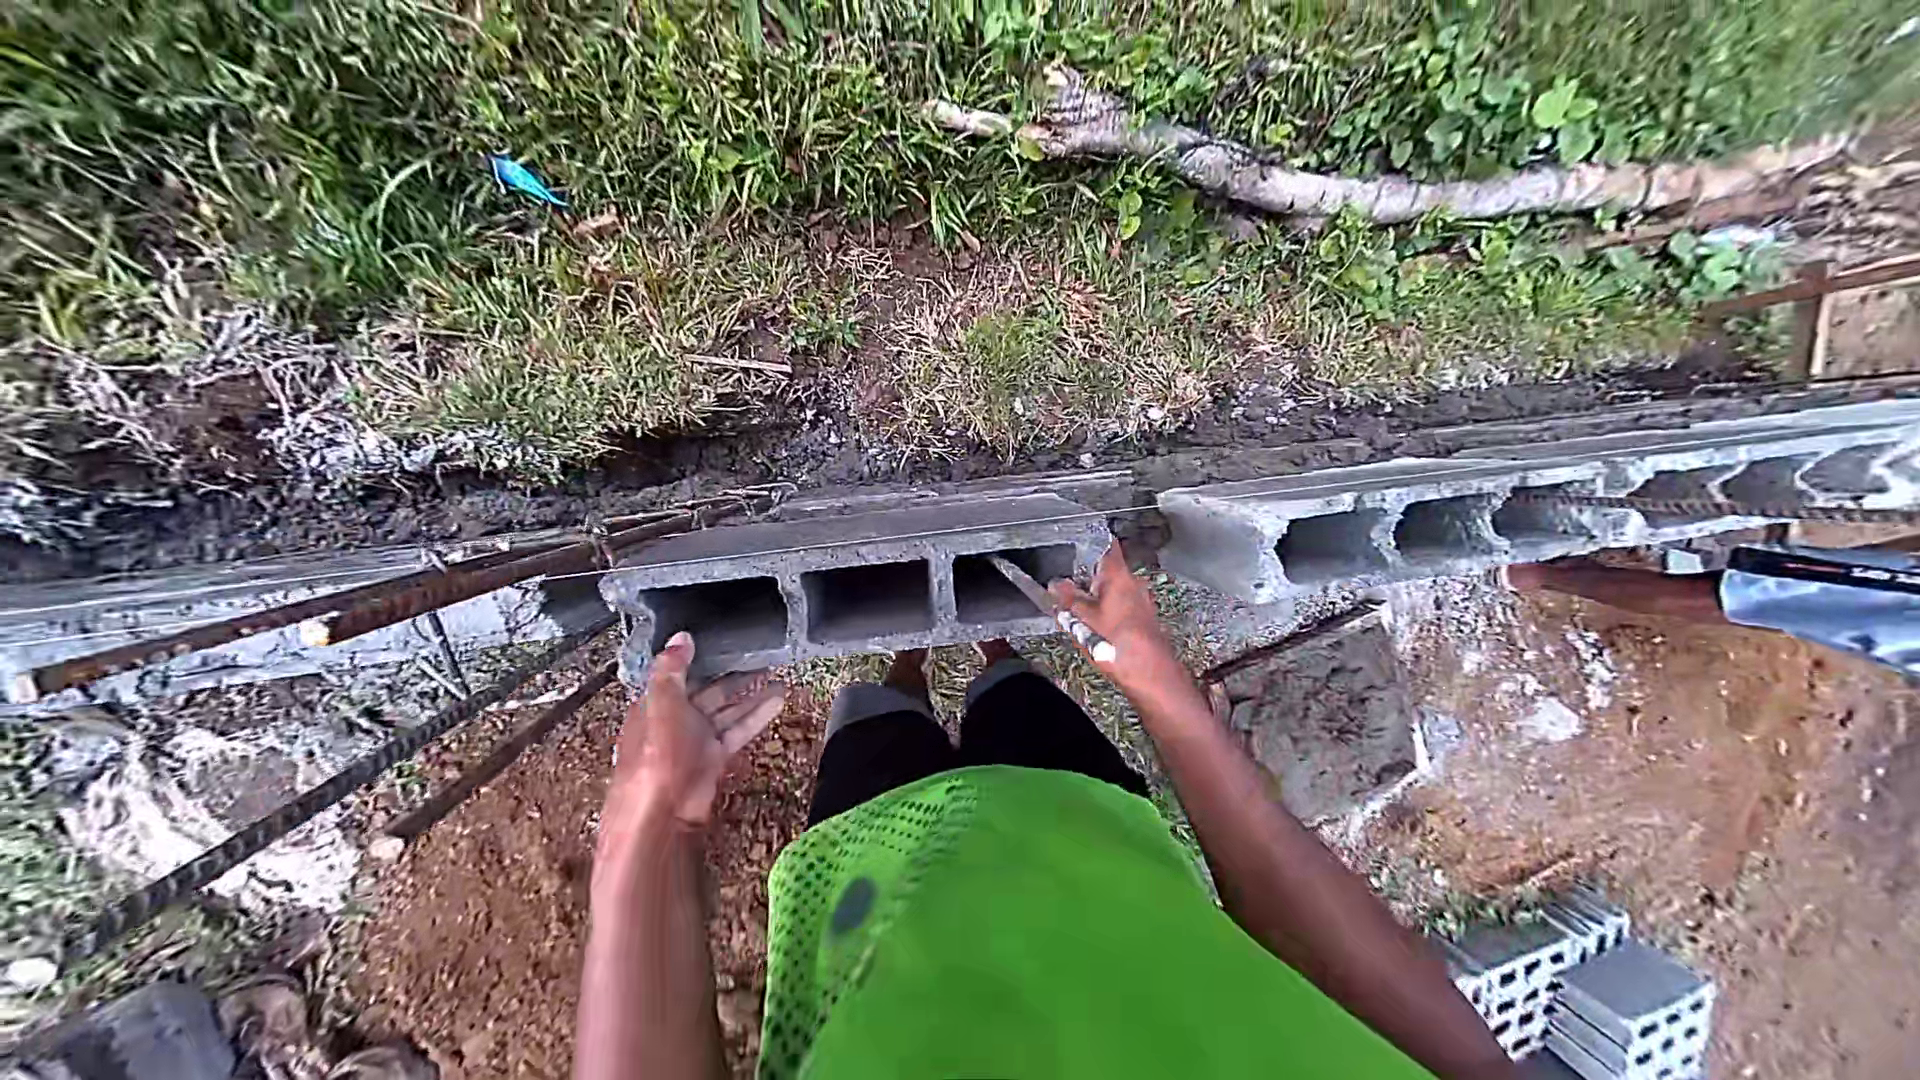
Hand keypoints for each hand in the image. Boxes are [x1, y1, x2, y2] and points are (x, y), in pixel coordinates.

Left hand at [601, 632, 786, 846]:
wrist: (662, 816)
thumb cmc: (655, 759)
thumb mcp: (661, 704)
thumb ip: (672, 669)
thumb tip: (682, 637)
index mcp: (655, 705)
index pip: (680, 674)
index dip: (702, 658)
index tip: (725, 641)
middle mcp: (676, 720)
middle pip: (710, 690)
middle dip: (734, 674)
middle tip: (760, 655)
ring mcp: (697, 740)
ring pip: (728, 709)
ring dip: (751, 693)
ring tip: (777, 674)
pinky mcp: (715, 757)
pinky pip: (738, 730)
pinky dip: (757, 715)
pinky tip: (777, 700)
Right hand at [1048, 543, 1188, 697]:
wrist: (1149, 671)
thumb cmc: (1116, 642)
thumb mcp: (1080, 618)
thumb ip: (1066, 598)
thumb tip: (1056, 584)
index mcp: (1118, 575)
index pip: (1107, 545)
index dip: (1093, 541)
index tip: (1080, 542)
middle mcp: (1134, 583)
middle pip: (1109, 570)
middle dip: (1090, 577)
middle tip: (1071, 587)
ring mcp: (1142, 600)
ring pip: (1116, 589)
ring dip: (1100, 596)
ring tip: (1082, 612)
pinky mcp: (1145, 618)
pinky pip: (1123, 606)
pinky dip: (1110, 610)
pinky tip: (1099, 627)